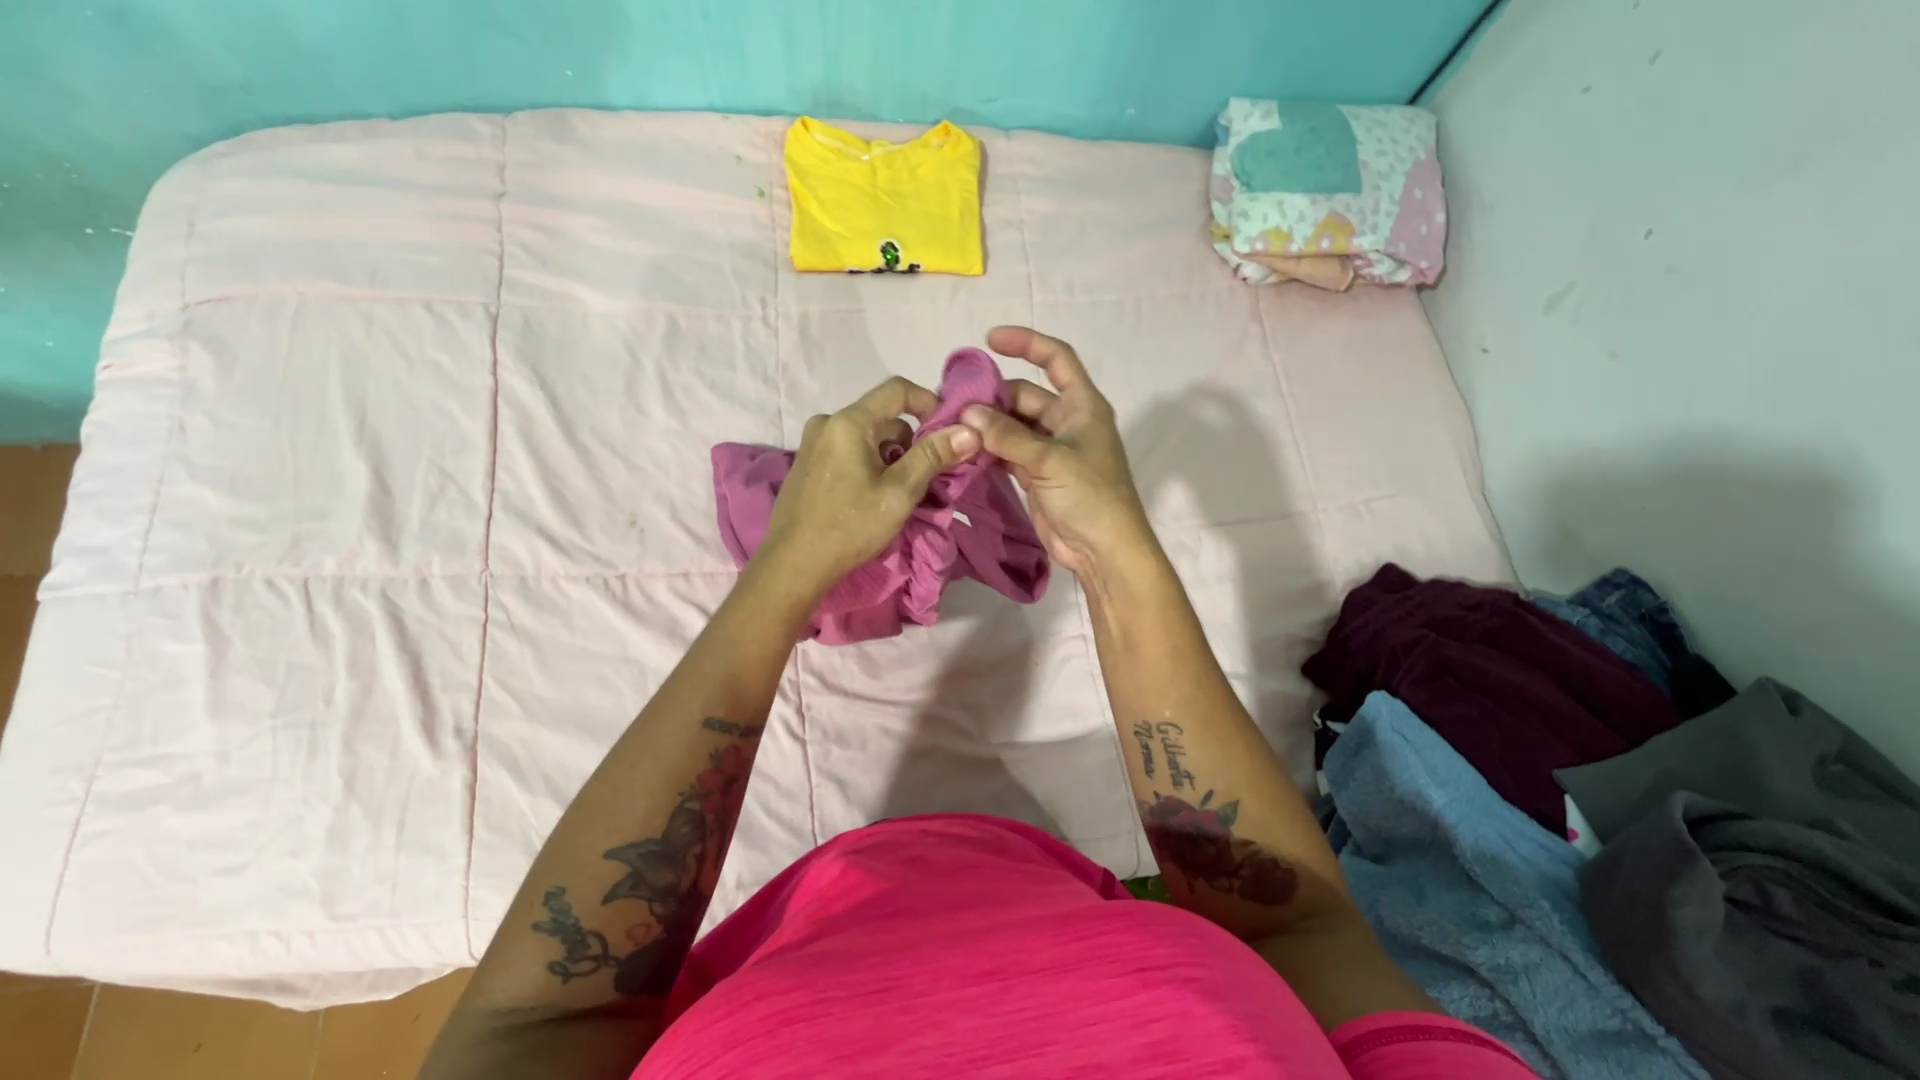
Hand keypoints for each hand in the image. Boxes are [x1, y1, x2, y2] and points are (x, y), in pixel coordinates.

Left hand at [757, 376, 980, 595]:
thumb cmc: (849, 526)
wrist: (793, 564)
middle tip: (927, 478)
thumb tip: (970, 430)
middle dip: (911, 442)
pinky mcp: (808, 465)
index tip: (948, 433)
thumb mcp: (899, 492)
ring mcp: (814, 444)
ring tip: (899, 495)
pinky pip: (849, 452)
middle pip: (883, 417)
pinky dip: (870, 466)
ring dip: (890, 457)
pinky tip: (872, 499)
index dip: (929, 403)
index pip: (897, 389)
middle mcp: (827, 423)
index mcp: (848, 421)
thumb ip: (934, 456)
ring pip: (867, 437)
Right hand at [959, 327, 1156, 578]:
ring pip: (1013, 426)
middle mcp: (1067, 422)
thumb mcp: (1049, 460)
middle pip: (1025, 395)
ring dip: (987, 425)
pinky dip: (988, 450)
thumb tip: (968, 413)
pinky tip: (963, 449)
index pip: (1056, 359)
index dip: (1026, 343)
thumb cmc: (1090, 496)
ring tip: (951, 424)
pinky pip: (1008, 453)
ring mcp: (1051, 450)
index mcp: (1082, 406)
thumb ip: (1008, 435)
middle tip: (954, 402)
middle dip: (993, 396)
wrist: (1104, 550)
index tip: (989, 339)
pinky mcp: (1037, 476)